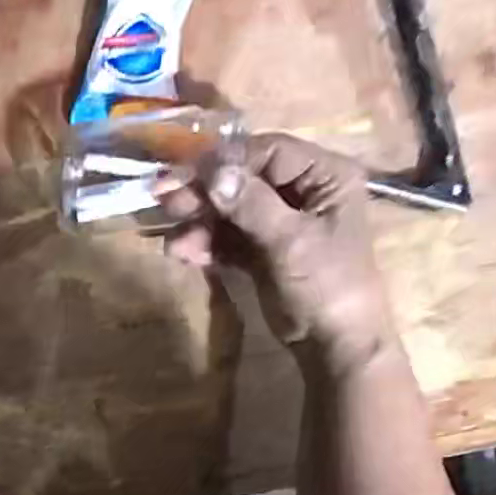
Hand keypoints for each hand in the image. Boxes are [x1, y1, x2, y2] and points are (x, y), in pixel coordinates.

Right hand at [162, 133, 394, 372]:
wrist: (331, 342)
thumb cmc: (326, 284)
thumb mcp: (291, 241)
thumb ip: (252, 206)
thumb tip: (213, 172)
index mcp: (323, 176)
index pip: (269, 152)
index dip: (226, 161)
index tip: (185, 173)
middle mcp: (300, 192)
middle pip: (243, 180)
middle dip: (204, 193)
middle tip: (165, 202)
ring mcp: (277, 223)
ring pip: (229, 211)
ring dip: (198, 223)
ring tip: (173, 241)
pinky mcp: (258, 251)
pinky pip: (226, 239)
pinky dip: (204, 244)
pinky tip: (182, 253)